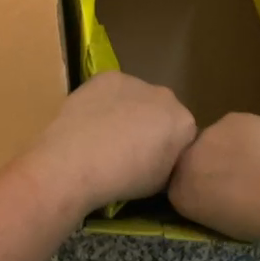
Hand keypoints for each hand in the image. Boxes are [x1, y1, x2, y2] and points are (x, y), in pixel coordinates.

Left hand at [20, 72, 197, 217]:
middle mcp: (166, 96)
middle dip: (150, 125)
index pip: (183, 134)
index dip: (167, 149)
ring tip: (104, 135)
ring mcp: (135, 82)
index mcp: (184, 123)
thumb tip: (160, 157)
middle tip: (127, 149)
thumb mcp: (159, 183)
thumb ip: (168, 163)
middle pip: (161, 111)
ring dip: (127, 111)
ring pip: (136, 98)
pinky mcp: (106, 76)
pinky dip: (104, 102)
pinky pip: (112, 90)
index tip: (150, 163)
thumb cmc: (122, 180)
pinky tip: (90, 121)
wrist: (75, 163)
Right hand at [168, 113, 259, 242]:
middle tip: (236, 177)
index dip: (198, 190)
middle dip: (208, 166)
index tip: (216, 196)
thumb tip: (212, 194)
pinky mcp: (231, 118)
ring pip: (212, 141)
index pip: (178, 188)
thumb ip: (207, 206)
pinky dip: (245, 136)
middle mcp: (185, 162)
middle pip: (190, 160)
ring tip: (255, 162)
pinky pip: (232, 128)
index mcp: (180, 194)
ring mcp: (208, 135)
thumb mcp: (225, 225)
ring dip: (226, 149)